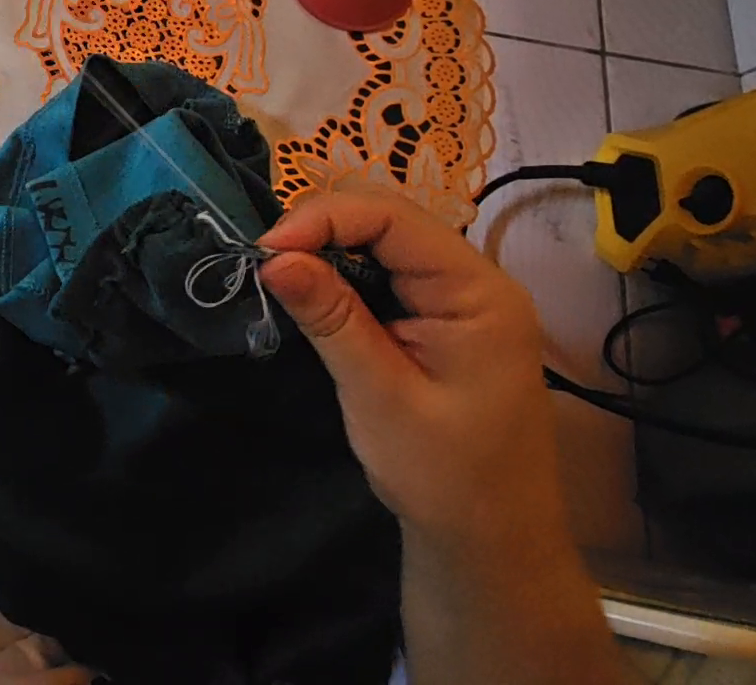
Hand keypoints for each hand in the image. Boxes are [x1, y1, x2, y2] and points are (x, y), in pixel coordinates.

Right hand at [257, 191, 566, 548]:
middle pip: (386, 217)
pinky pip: (382, 269)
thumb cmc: (444, 474)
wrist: (490, 537)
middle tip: (266, 264)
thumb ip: (330, 318)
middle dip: (320, 228)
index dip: (322, 220)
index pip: (392, 218)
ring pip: (380, 239)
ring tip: (280, 274)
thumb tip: (273, 257)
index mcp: (477, 292)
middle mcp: (472, 279)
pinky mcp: (436, 313)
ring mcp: (456, 295)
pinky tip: (312, 291)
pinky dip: (339, 272)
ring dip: (325, 248)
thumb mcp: (379, 395)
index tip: (265, 252)